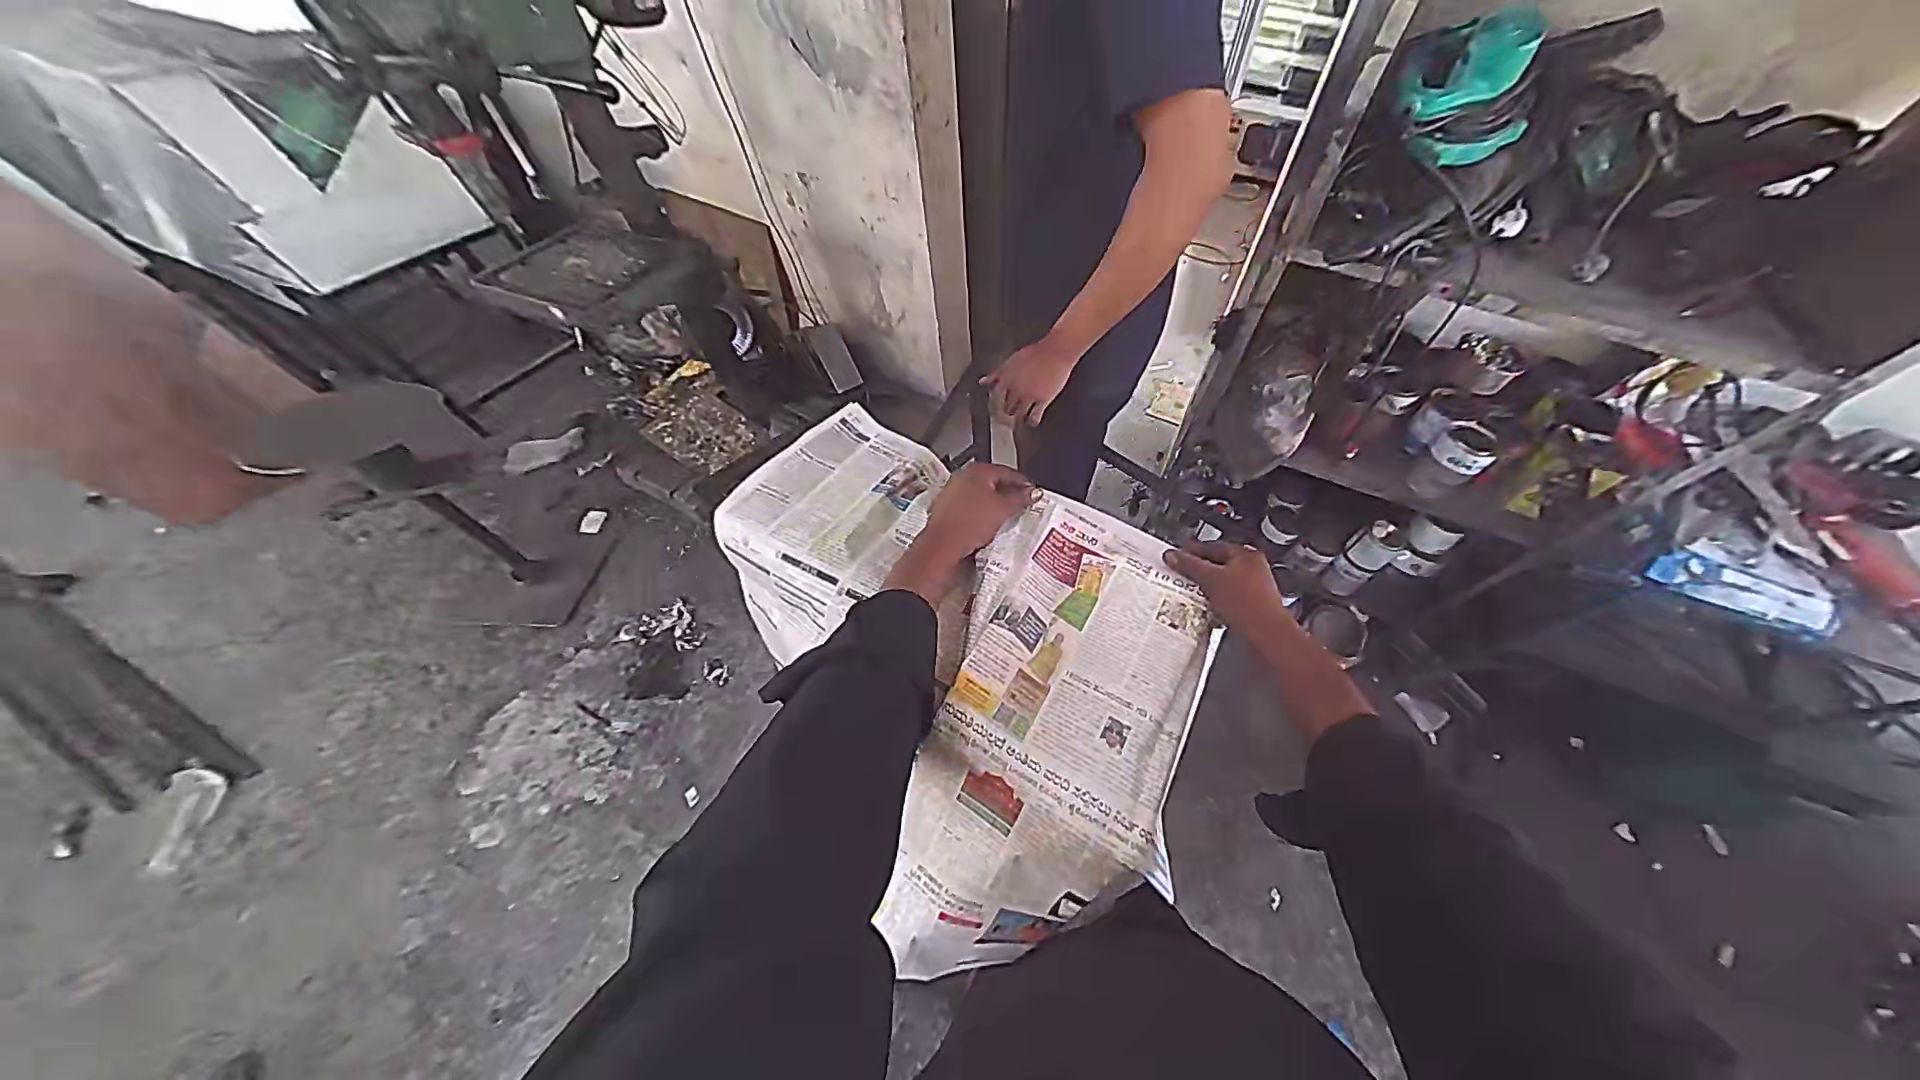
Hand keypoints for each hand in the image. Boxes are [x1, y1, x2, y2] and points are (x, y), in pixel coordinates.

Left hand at [884, 464, 1038, 602]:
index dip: (1022, 482)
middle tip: (1020, 504)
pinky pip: (968, 507)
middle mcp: (961, 478)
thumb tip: (1033, 493)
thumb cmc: (971, 522)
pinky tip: (987, 524)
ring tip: (1005, 516)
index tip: (1031, 492)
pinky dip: (979, 513)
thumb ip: (1021, 498)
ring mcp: (951, 493)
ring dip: (992, 504)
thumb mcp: (1004, 509)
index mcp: (977, 471)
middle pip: (991, 482)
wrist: (943, 544)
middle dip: (1007, 493)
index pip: (1006, 472)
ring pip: (979, 495)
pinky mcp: (945, 509)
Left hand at [982, 337, 1079, 425]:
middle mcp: (1016, 390)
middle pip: (1006, 409)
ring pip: (1018, 415)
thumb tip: (983, 382)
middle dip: (1005, 415)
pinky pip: (1034, 417)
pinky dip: (1031, 422)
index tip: (995, 411)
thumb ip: (996, 374)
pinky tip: (1031, 422)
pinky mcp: (1043, 400)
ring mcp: (1029, 396)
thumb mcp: (1011, 362)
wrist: (1056, 352)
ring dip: (1016, 420)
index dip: (994, 407)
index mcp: (1007, 380)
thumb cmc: (1036, 354)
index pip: (994, 399)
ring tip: (1016, 422)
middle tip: (1006, 418)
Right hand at [1163, 541, 1290, 633]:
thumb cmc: (1246, 603)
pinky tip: (1205, 606)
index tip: (1176, 556)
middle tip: (1179, 573)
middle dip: (1197, 570)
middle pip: (1217, 564)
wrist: (1265, 634)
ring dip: (1205, 586)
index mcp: (1246, 555)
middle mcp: (1253, 569)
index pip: (1212, 546)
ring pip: (1222, 582)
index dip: (1191, 551)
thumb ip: (1190, 565)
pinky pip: (1227, 597)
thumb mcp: (1210, 579)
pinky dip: (1214, 600)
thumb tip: (1174, 556)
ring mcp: (1254, 587)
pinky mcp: (1251, 605)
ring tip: (1189, 591)